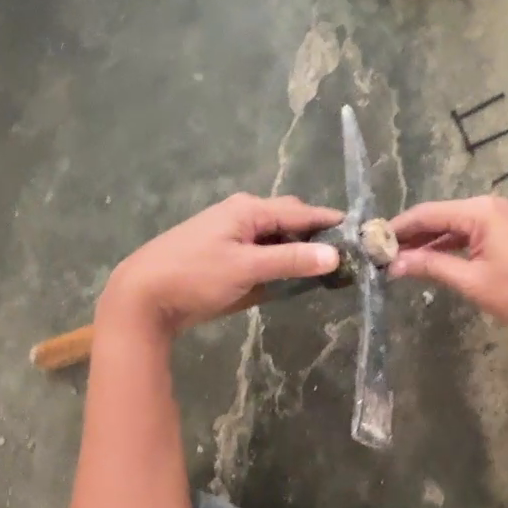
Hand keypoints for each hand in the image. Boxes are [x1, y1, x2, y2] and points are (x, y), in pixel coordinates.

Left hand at [102, 194, 343, 337]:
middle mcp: (243, 217)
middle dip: (318, 238)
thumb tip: (335, 254)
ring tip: (330, 273)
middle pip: (291, 223)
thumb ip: (291, 261)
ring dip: (300, 254)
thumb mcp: (247, 268)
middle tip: (349, 260)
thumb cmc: (194, 275)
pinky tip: (297, 281)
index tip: (364, 236)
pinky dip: (282, 266)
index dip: (332, 223)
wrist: (142, 297)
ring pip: (278, 241)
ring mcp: (234, 239)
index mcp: (249, 210)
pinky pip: (264, 258)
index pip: (302, 211)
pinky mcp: (227, 261)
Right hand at [387, 196, 507, 337]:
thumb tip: (395, 264)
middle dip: (410, 235)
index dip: (398, 228)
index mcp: (479, 212)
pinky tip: (431, 262)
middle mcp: (488, 207)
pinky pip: (468, 234)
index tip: (372, 242)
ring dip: (428, 243)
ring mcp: (500, 218)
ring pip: (453, 226)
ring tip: (399, 261)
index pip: (427, 213)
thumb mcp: (472, 281)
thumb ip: (432, 268)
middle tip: (381, 254)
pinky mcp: (507, 233)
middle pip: (439, 216)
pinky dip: (448, 247)